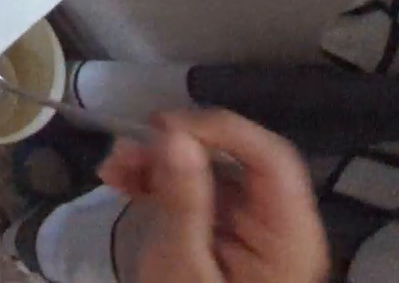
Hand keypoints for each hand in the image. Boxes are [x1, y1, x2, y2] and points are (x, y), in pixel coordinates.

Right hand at [98, 110, 327, 282]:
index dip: (219, 130)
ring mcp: (248, 229)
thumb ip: (182, 199)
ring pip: (204, 168)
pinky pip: (191, 189)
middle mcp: (275, 224)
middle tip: (125, 149)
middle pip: (232, 157)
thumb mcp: (181, 268)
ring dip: (154, 160)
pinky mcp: (223, 235)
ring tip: (111, 169)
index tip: (162, 130)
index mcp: (287, 236)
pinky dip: (155, 179)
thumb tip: (174, 133)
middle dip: (173, 146)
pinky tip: (120, 182)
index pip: (270, 157)